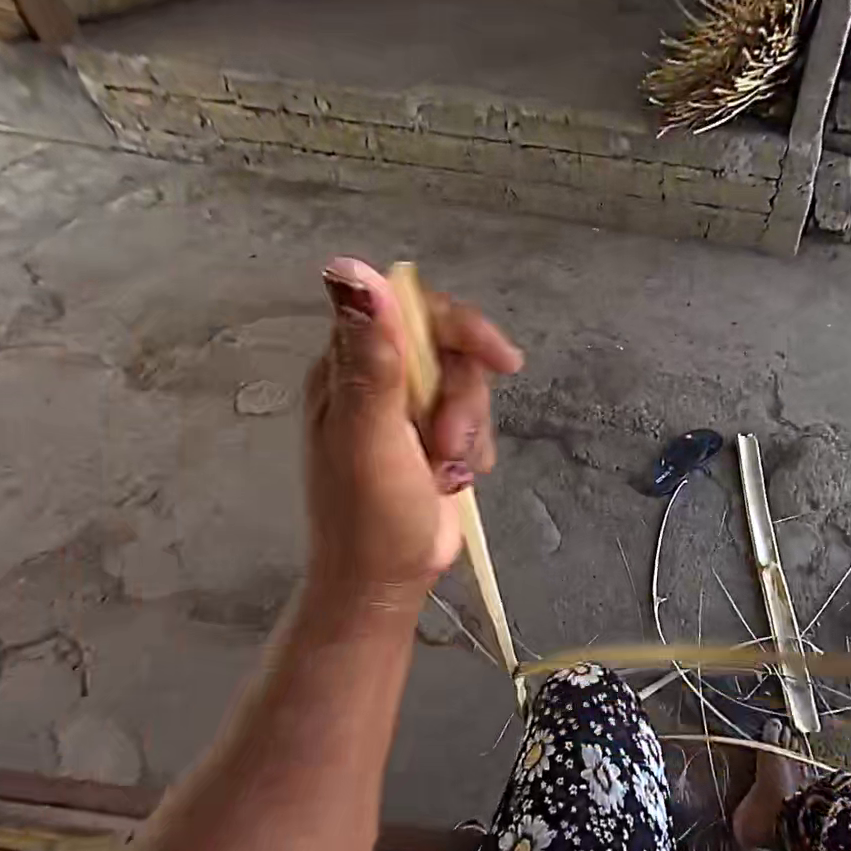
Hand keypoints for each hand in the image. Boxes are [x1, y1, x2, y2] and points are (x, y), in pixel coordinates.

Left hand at [302, 258, 522, 617]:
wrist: (386, 580)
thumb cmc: (371, 517)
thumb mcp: (370, 440)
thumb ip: (371, 362)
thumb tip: (352, 270)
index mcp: (352, 369)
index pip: (409, 312)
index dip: (457, 326)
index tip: (498, 358)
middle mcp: (381, 382)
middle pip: (450, 353)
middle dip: (464, 402)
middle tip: (449, 446)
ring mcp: (410, 412)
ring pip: (469, 389)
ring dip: (471, 432)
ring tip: (449, 472)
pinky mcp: (436, 439)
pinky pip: (477, 422)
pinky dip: (476, 450)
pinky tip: (457, 479)